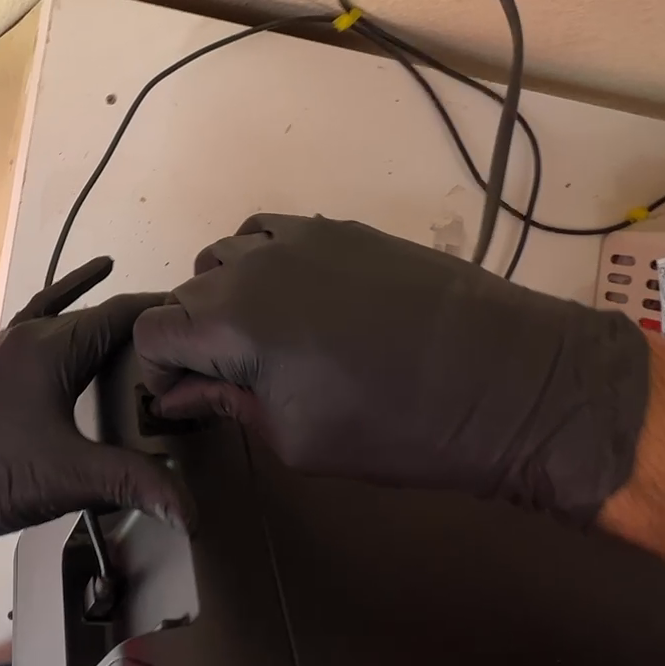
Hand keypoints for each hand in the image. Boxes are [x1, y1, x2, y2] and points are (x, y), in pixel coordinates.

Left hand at [0, 257, 192, 571]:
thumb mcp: (72, 477)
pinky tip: (69, 313)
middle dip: (139, 319)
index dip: (161, 312)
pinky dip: (61, 310)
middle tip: (182, 331)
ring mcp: (9, 347)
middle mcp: (30, 335)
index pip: (119, 314)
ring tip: (141, 315)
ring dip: (101, 312)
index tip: (196, 316)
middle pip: (96, 314)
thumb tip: (193, 512)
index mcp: (51, 348)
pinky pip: (38, 322)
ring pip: (66, 315)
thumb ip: (135, 483)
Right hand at [134, 215, 650, 524]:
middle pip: (184, 293)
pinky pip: (267, 232)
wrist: (512, 383)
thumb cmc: (397, 430)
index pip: (152, 330)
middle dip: (192, 336)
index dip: (159, 368)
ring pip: (222, 257)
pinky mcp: (335, 228)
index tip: (187, 395)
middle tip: (230, 375)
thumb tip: (177, 396)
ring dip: (222, 296)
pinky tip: (290, 291)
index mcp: (231, 324)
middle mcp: (249, 267)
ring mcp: (294, 238)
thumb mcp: (296, 437)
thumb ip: (226, 405)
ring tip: (262, 332)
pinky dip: (259, 259)